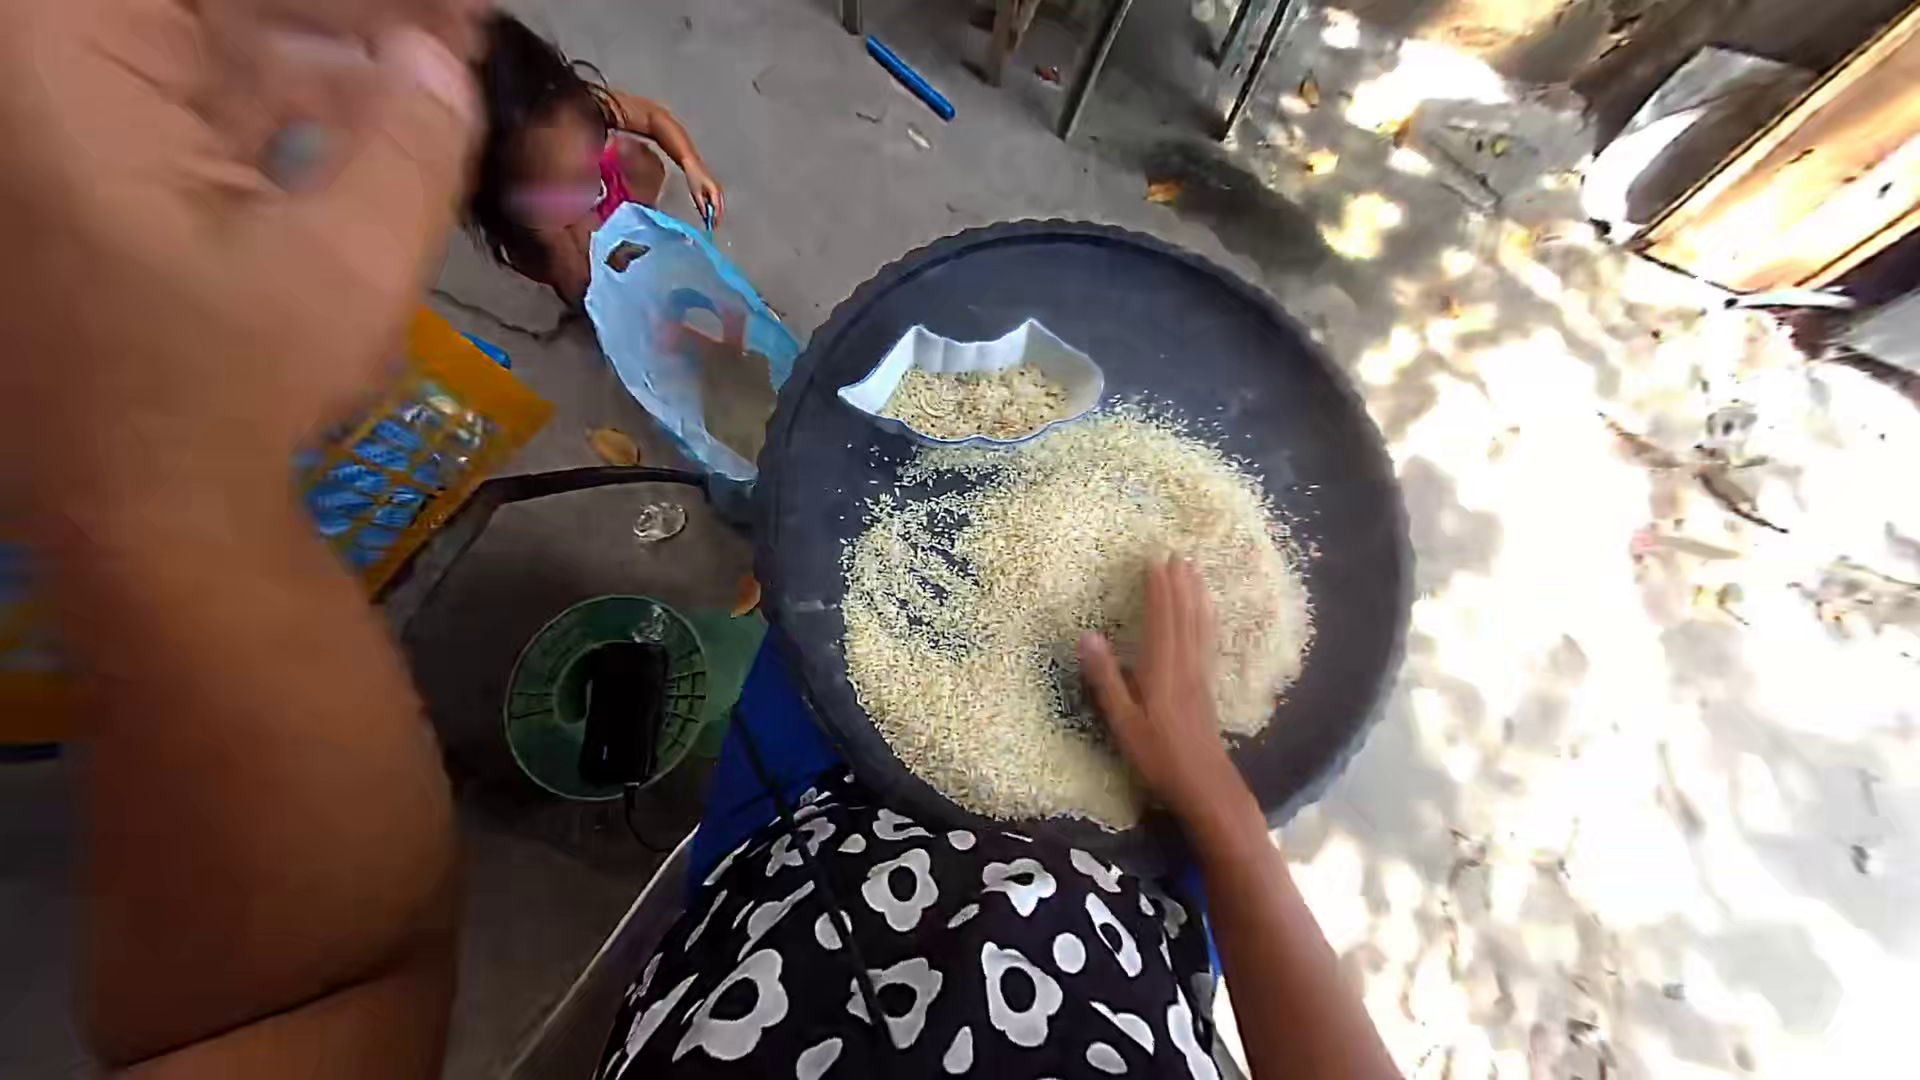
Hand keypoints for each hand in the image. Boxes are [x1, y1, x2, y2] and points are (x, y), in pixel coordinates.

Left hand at [0, 0, 479, 509]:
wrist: (157, 474)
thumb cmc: (240, 370)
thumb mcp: (349, 262)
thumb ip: (408, 153)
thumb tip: (447, 59)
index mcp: (64, 52)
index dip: (366, 2)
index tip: (459, 14)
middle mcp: (52, 60)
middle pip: (227, 7)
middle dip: (362, 22)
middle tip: (464, 33)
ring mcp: (86, 108)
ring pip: (234, 44)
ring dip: (348, 57)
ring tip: (448, 69)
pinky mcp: (132, 160)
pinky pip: (231, 98)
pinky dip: (319, 104)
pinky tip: (394, 113)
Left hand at [684, 162, 725, 228]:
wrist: (691, 162)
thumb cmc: (693, 175)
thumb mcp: (696, 192)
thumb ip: (701, 205)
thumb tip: (705, 216)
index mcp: (716, 192)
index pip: (717, 210)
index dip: (715, 220)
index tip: (712, 228)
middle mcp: (720, 192)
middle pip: (720, 209)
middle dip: (717, 218)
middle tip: (713, 227)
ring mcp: (719, 190)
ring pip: (719, 206)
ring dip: (716, 214)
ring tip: (711, 222)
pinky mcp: (715, 188)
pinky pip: (717, 201)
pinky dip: (714, 208)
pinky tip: (709, 212)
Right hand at [1078, 558, 1254, 828]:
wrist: (1205, 784)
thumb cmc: (1157, 754)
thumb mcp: (1122, 720)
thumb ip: (1106, 678)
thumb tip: (1087, 635)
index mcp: (1162, 669)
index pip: (1162, 619)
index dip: (1159, 588)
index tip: (1155, 560)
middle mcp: (1185, 663)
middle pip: (1184, 615)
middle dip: (1180, 583)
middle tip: (1177, 554)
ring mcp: (1200, 673)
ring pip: (1200, 624)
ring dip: (1197, 595)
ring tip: (1195, 571)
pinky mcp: (1207, 684)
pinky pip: (1209, 641)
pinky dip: (1208, 618)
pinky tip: (1208, 612)